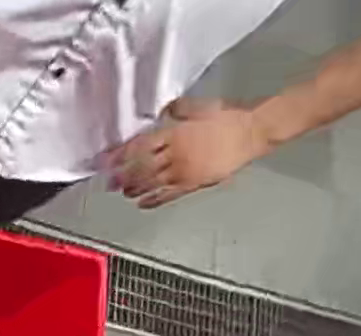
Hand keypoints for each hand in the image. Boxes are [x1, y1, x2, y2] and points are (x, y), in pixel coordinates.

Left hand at [109, 99, 275, 208]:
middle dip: (122, 176)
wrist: (253, 131)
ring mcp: (181, 171)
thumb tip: (160, 111)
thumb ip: (178, 109)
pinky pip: (165, 196)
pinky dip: (151, 201)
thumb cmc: (228, 117)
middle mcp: (174, 154)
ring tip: (124, 192)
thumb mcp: (201, 107)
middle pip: (140, 168)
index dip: (120, 155)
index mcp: (175, 133)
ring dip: (134, 189)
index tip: (106, 161)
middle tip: (109, 182)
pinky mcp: (190, 184)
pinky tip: (141, 203)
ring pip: (150, 184)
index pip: (140, 146)